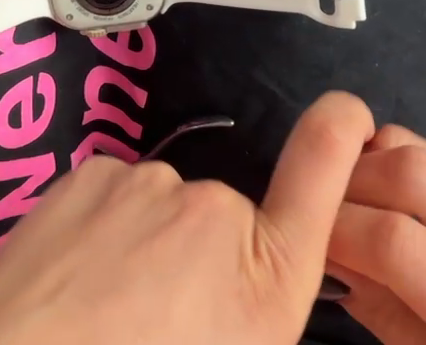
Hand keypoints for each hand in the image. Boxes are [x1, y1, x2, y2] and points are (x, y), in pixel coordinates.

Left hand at [0, 92, 375, 344]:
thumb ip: (249, 310)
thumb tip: (230, 295)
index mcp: (263, 275)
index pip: (320, 176)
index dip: (339, 134)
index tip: (348, 109)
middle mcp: (214, 213)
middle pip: (221, 222)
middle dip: (197, 258)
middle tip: (154, 317)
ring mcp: (150, 183)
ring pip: (160, 210)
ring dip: (144, 244)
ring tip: (104, 305)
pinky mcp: (94, 170)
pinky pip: (116, 196)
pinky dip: (104, 226)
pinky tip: (77, 275)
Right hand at [328, 125, 425, 344]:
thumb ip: (384, 314)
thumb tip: (320, 248)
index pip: (401, 244)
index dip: (336, 228)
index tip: (301, 230)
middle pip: (419, 173)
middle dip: (352, 176)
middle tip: (319, 201)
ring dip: (375, 166)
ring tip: (348, 200)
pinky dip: (407, 178)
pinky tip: (394, 211)